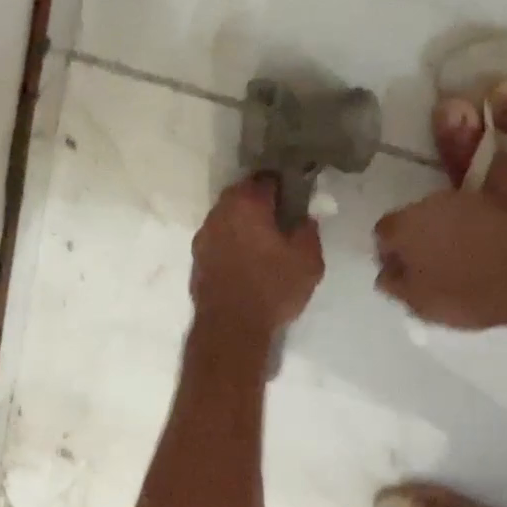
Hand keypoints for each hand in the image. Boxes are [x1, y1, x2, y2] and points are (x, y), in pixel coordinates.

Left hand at [191, 178, 323, 336]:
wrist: (230, 328)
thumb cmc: (272, 289)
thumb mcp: (307, 261)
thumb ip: (308, 231)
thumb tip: (304, 218)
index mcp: (247, 203)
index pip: (266, 178)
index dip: (284, 184)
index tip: (296, 196)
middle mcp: (220, 212)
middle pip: (242, 194)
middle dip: (261, 200)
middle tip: (281, 217)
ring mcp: (204, 234)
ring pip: (227, 216)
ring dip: (244, 221)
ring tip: (264, 240)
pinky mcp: (197, 257)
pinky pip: (218, 238)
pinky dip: (231, 240)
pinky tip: (246, 258)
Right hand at [373, 190, 506, 331]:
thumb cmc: (466, 292)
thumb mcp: (419, 302)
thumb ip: (394, 285)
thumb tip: (384, 274)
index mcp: (403, 225)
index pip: (381, 233)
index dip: (386, 254)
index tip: (400, 275)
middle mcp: (429, 203)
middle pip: (411, 221)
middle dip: (415, 242)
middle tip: (426, 272)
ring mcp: (465, 201)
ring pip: (442, 218)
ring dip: (443, 237)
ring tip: (456, 266)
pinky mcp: (495, 206)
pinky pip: (470, 220)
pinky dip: (469, 236)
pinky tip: (480, 258)